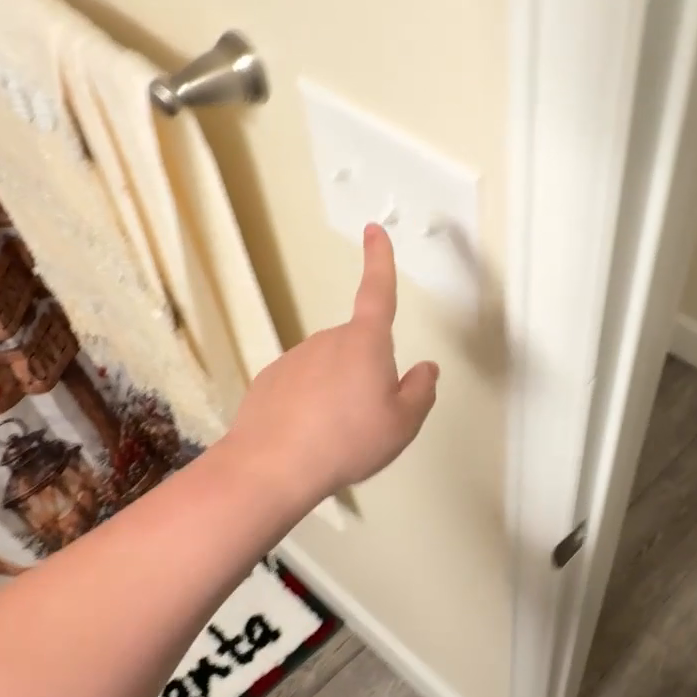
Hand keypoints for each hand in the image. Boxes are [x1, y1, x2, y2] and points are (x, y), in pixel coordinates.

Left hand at [223, 223, 438, 503]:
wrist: (273, 465)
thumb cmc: (348, 440)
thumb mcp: (402, 424)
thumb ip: (421, 392)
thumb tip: (426, 369)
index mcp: (366, 343)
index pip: (378, 292)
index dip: (379, 261)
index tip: (374, 231)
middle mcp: (328, 340)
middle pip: (358, 347)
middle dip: (367, 372)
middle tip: (370, 418)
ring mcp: (294, 357)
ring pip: (329, 368)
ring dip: (338, 391)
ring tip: (338, 434)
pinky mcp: (270, 379)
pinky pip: (302, 385)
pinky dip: (310, 403)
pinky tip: (308, 435)